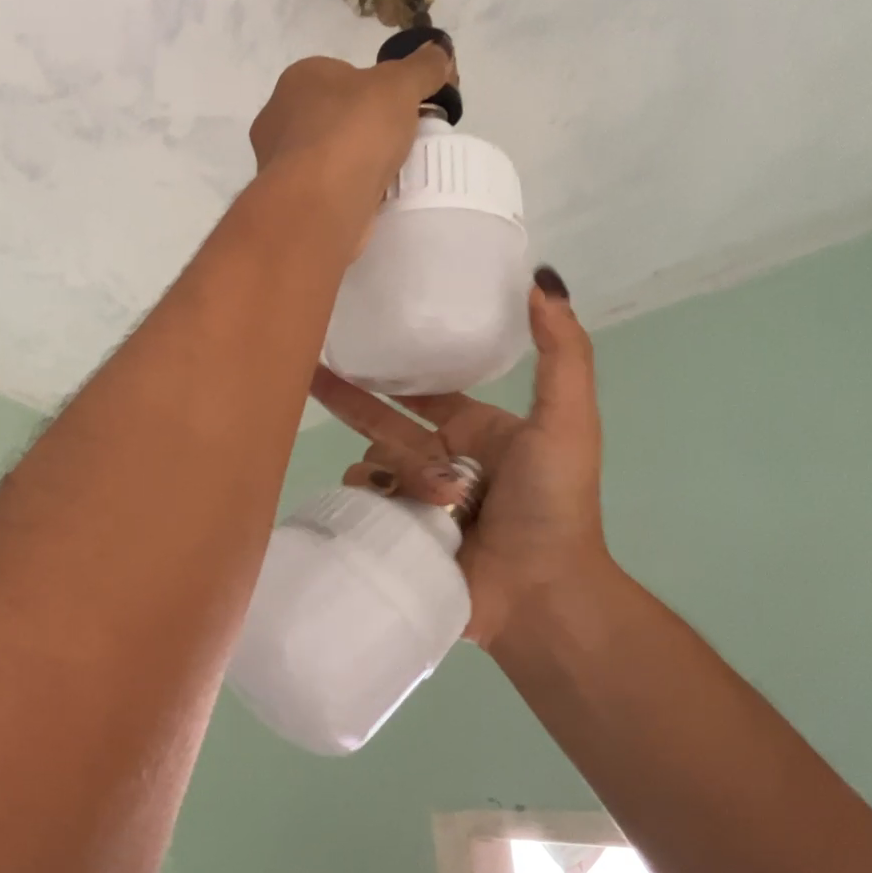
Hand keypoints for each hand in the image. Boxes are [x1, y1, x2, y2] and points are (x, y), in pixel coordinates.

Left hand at [248, 45, 454, 256]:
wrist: (317, 206)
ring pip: (327, 157)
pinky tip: (368, 199)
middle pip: (333, 117)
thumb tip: (438, 54)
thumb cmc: (351, 132)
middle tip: (397, 141)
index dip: (372, 88)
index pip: (339, 74)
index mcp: (297, 80)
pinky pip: (324, 190)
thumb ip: (422, 68)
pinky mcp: (287, 203)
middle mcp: (277, 120)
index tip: (398, 107)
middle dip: (363, 129)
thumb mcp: (400, 86)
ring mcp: (276, 165)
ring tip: (388, 173)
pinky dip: (345, 192)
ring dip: (354, 164)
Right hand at [309, 267, 610, 647]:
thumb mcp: (567, 420)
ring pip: (372, 465)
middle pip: (380, 422)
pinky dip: (373, 502)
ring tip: (437, 499)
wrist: (540, 591)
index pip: (423, 391)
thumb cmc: (553, 503)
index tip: (357, 339)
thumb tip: (542, 281)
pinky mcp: (391, 533)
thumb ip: (561, 352)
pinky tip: (392, 511)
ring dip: (399, 473)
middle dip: (346, 398)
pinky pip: (362, 503)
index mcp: (474, 432)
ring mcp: (412, 500)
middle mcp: (437, 461)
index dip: (394, 368)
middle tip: (303, 372)